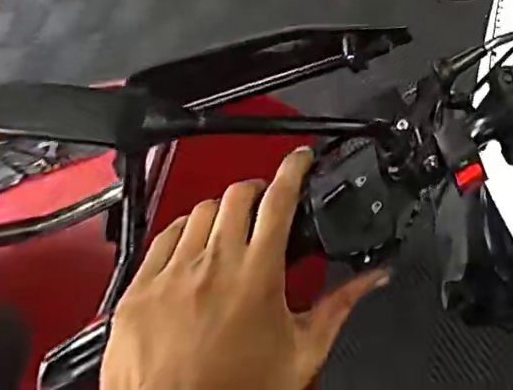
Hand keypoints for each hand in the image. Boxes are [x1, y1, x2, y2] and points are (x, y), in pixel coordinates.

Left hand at [101, 147, 388, 389]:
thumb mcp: (301, 353)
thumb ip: (341, 304)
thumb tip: (374, 277)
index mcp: (257, 274)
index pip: (280, 196)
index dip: (295, 167)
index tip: (301, 159)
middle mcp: (214, 265)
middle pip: (240, 193)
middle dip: (259, 190)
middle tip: (266, 203)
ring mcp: (173, 276)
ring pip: (202, 210)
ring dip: (222, 212)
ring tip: (230, 230)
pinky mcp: (138, 293)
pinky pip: (163, 237)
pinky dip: (183, 233)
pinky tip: (192, 250)